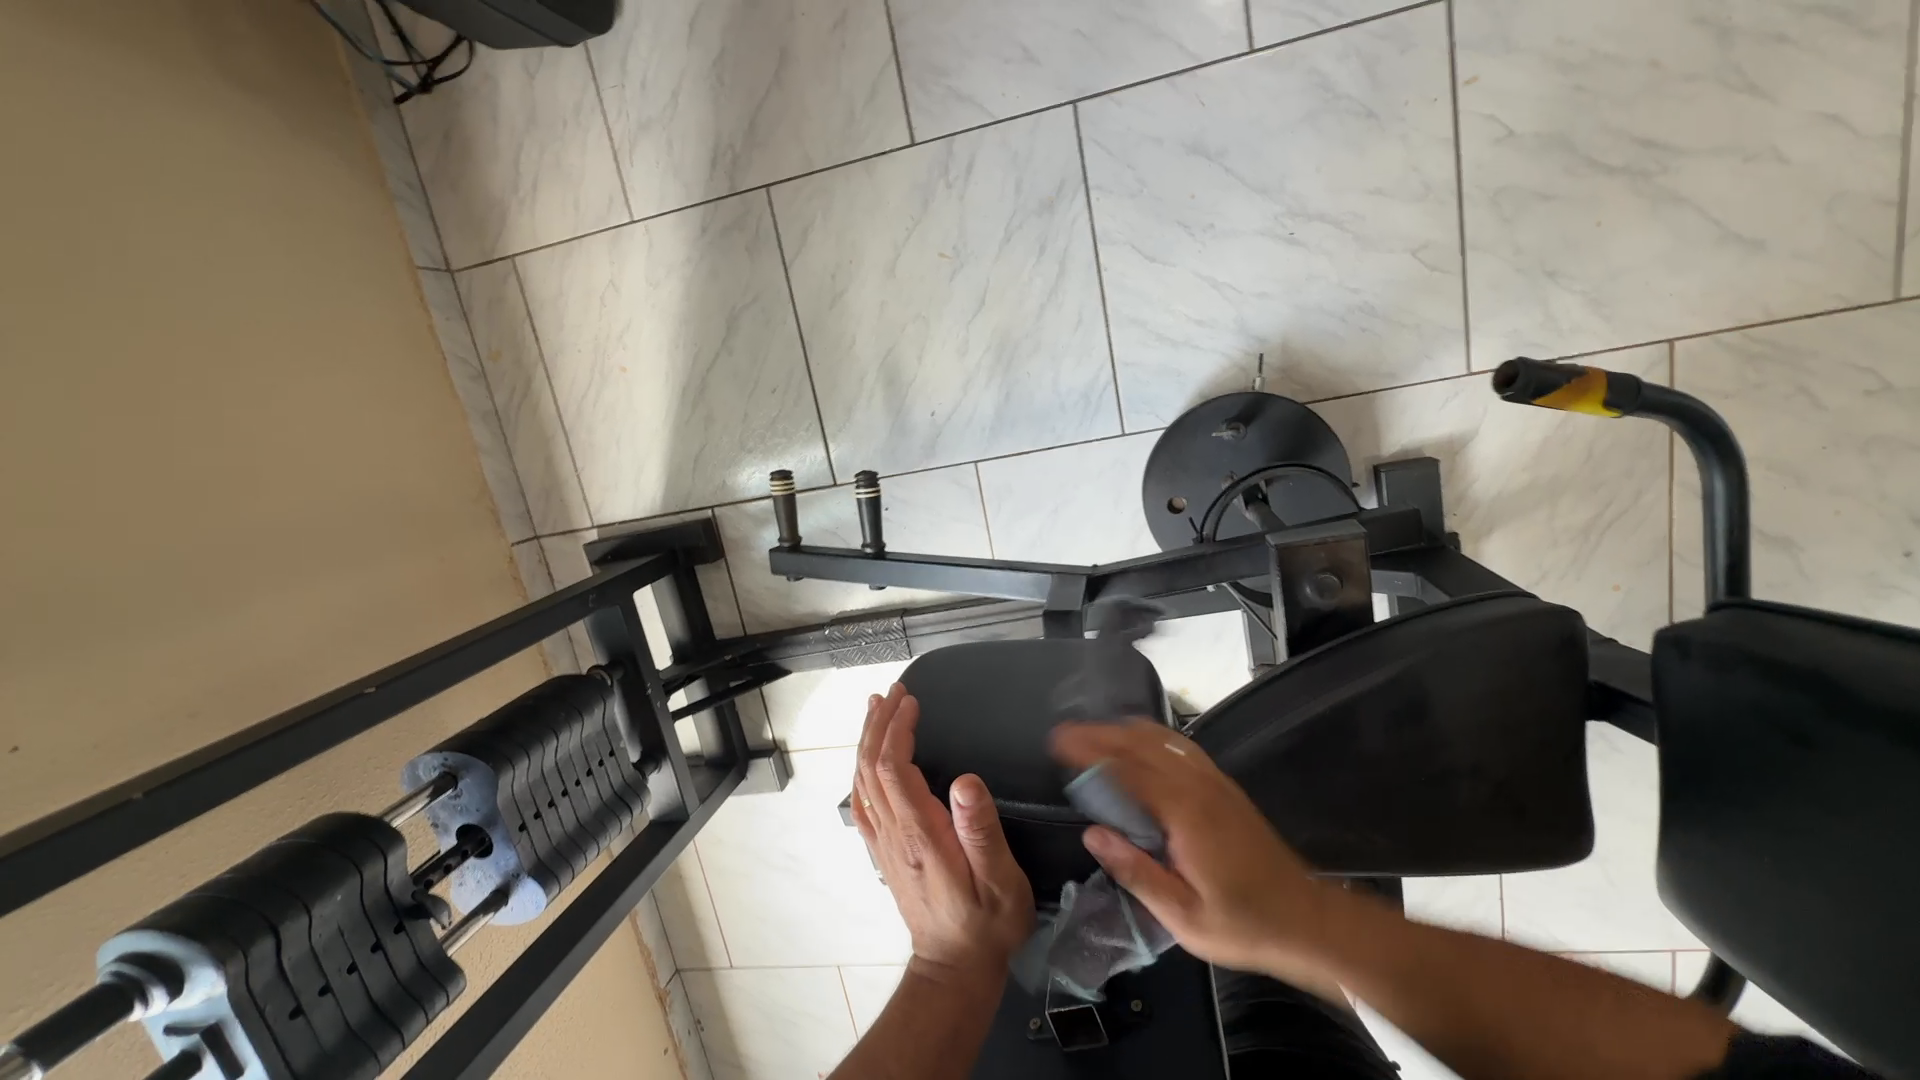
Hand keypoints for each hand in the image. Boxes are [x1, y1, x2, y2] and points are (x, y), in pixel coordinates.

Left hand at [852, 684, 1033, 984]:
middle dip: (880, 724)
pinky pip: (864, 801)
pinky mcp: (885, 852)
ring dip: (868, 740)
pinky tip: (870, 757)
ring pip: (863, 781)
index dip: (898, 729)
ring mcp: (884, 843)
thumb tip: (965, 780)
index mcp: (919, 833)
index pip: (894, 767)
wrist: (953, 969)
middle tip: (895, 691)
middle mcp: (893, 833)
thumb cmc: (984, 923)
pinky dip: (864, 769)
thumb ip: (980, 830)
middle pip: (871, 767)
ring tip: (879, 708)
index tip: (912, 701)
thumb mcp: (998, 880)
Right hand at [1050, 720, 1341, 984]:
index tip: (1058, 743)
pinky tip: (1137, 742)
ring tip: (1091, 732)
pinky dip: (1150, 736)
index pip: (1128, 768)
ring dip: (1124, 730)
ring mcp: (1215, 782)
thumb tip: (1093, 835)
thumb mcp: (1183, 915)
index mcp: (1186, 813)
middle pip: (1143, 743)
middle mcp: (1200, 786)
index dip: (1090, 751)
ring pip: (1163, 739)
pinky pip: (1181, 747)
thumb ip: (1136, 872)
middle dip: (1101, 733)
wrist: (1306, 921)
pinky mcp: (1225, 788)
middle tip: (1064, 733)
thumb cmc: (1242, 923)